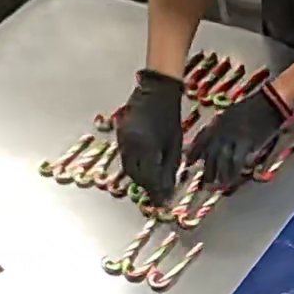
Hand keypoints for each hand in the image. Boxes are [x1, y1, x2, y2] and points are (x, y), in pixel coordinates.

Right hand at [116, 69, 185, 205]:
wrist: (155, 90)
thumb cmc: (169, 116)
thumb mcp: (174, 146)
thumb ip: (169, 171)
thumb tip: (166, 194)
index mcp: (146, 146)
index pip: (149, 178)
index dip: (156, 192)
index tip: (162, 204)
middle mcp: (130, 144)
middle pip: (136, 175)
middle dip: (147, 186)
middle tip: (157, 193)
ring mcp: (122, 140)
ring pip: (128, 168)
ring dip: (140, 177)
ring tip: (151, 181)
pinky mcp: (119, 136)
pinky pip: (125, 157)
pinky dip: (134, 166)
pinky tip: (143, 167)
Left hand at [191, 83, 288, 188]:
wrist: (270, 103)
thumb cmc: (252, 109)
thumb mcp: (231, 115)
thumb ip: (219, 129)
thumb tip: (212, 146)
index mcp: (217, 122)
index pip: (201, 139)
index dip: (194, 153)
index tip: (188, 164)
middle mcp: (222, 130)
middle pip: (210, 154)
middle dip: (207, 170)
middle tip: (205, 183)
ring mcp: (233, 136)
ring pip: (222, 160)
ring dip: (220, 174)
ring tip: (219, 185)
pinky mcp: (245, 143)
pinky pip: (236, 162)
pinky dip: (233, 172)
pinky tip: (232, 180)